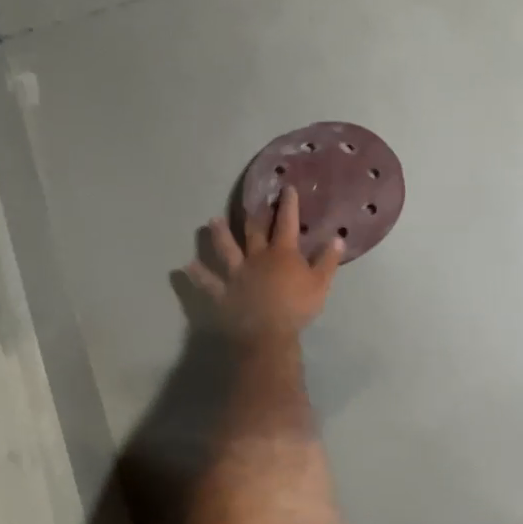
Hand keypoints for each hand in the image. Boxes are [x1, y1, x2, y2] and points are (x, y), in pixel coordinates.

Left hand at [186, 186, 341, 342]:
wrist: (267, 334)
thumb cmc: (297, 308)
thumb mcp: (320, 284)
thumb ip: (327, 260)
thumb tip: (337, 237)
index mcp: (282, 253)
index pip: (287, 223)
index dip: (288, 205)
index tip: (287, 189)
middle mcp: (256, 257)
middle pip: (254, 231)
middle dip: (253, 214)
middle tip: (250, 198)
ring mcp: (236, 274)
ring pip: (225, 250)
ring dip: (219, 235)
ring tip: (211, 222)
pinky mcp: (221, 292)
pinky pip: (207, 283)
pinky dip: (197, 275)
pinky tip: (184, 268)